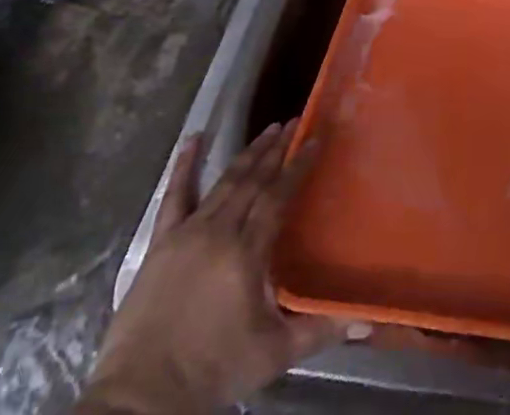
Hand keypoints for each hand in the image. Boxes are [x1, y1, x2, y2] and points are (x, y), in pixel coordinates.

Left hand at [80, 121, 347, 414]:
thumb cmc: (215, 369)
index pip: (277, 197)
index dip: (297, 166)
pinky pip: (174, 196)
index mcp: (246, 254)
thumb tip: (366, 319)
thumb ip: (320, 329)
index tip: (315, 140)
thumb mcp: (275, 353)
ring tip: (268, 130)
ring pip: (223, 183)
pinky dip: (183, 166)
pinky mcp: (159, 243)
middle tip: (295, 122)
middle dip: (276, 150)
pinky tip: (192, 139)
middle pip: (252, 182)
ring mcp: (185, 234)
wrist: (143, 394)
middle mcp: (217, 233)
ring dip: (247, 154)